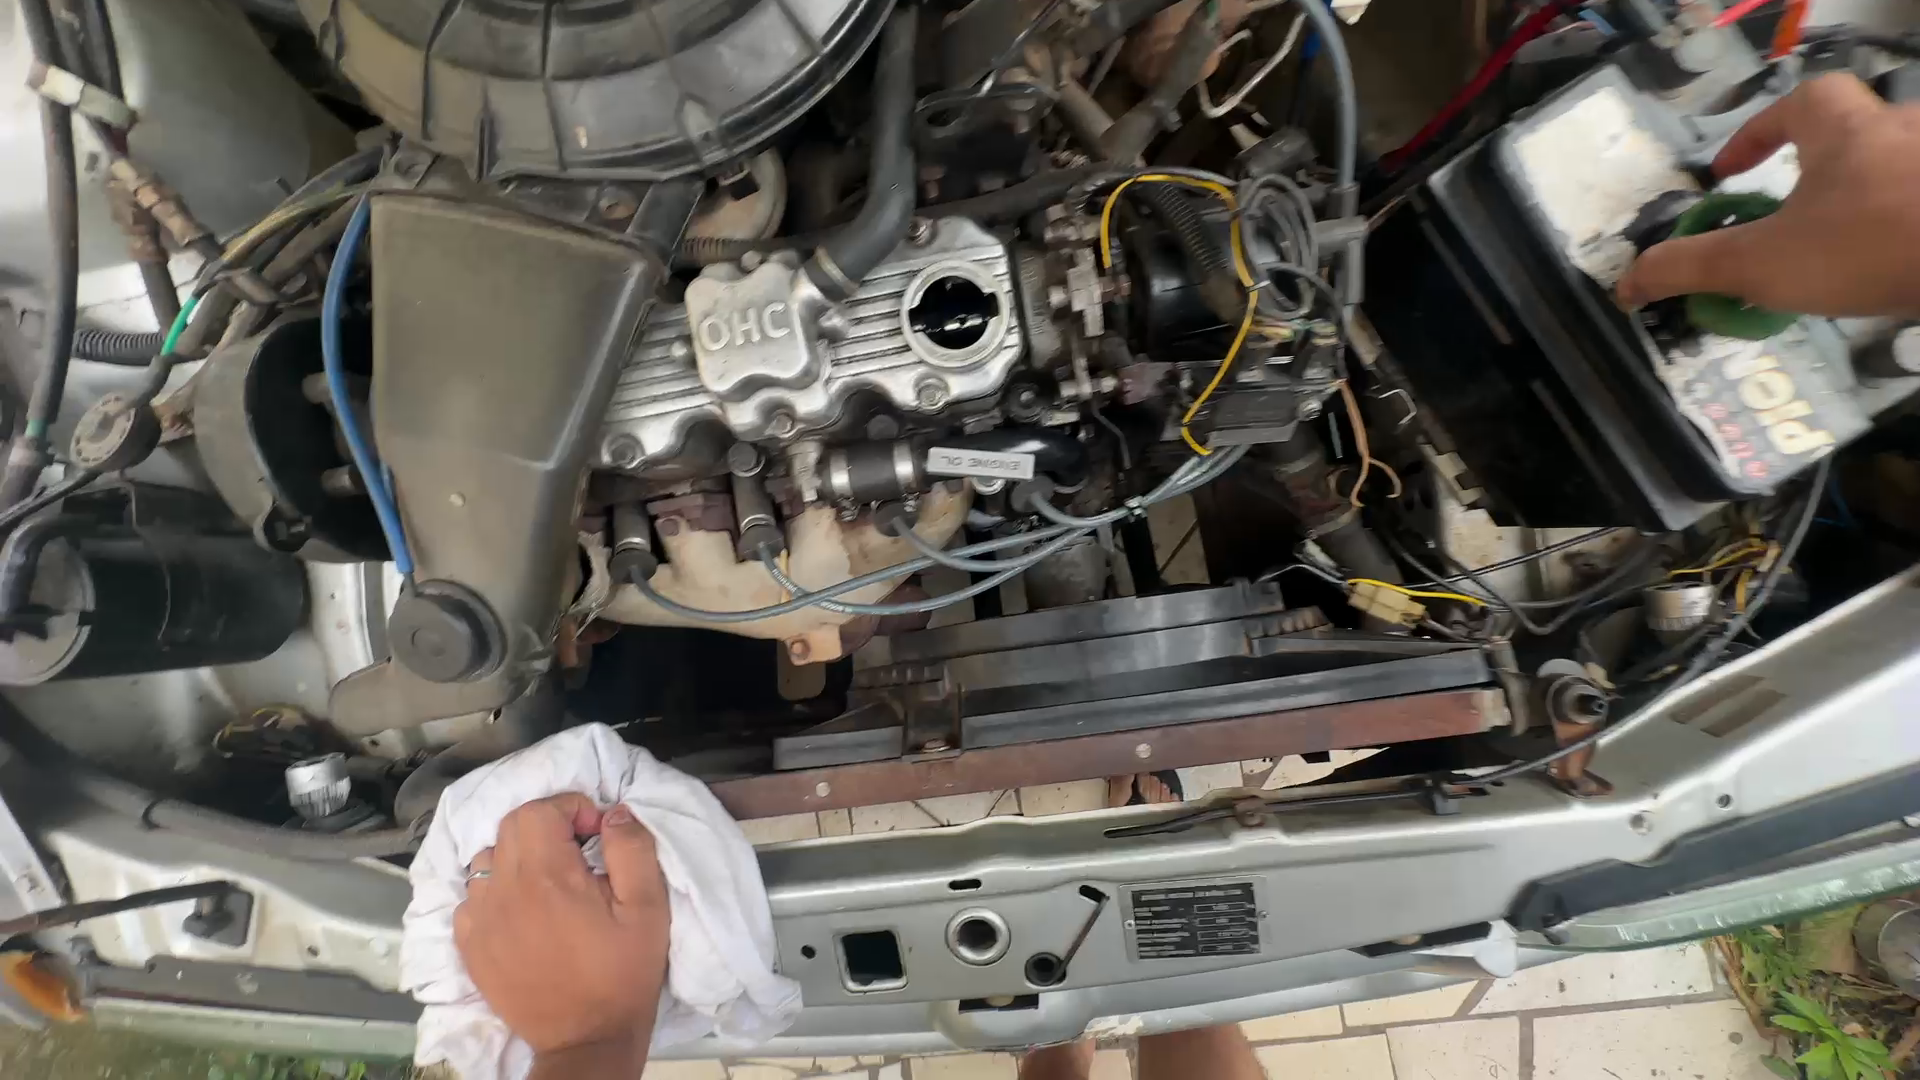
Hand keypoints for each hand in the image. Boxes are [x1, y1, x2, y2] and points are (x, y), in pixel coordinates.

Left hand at [454, 795, 669, 1073]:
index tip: (598, 833)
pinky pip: (471, 897)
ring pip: (486, 859)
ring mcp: (480, 923)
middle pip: (510, 827)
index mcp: (548, 878)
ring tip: (552, 876)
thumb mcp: (648, 903)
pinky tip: (526, 906)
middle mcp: (504, 894)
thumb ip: (633, 847)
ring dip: (519, 853)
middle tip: (580, 848)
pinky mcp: (470, 948)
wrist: (587, 1039)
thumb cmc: (624, 968)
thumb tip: (614, 814)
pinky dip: (497, 887)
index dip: (572, 808)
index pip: (538, 810)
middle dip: (548, 823)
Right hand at [1618, 74, 1919, 318]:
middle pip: (1853, 136)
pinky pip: (1919, 203)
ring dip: (1856, 203)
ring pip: (1892, 171)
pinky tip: (1884, 266)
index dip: (1760, 131)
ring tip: (1829, 254)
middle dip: (1811, 176)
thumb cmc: (1871, 245)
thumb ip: (1685, 268)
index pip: (1805, 100)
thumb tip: (1626, 283)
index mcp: (1851, 135)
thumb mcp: (1755, 264)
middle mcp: (1911, 132)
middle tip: (1779, 225)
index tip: (1730, 173)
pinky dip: (1897, 226)